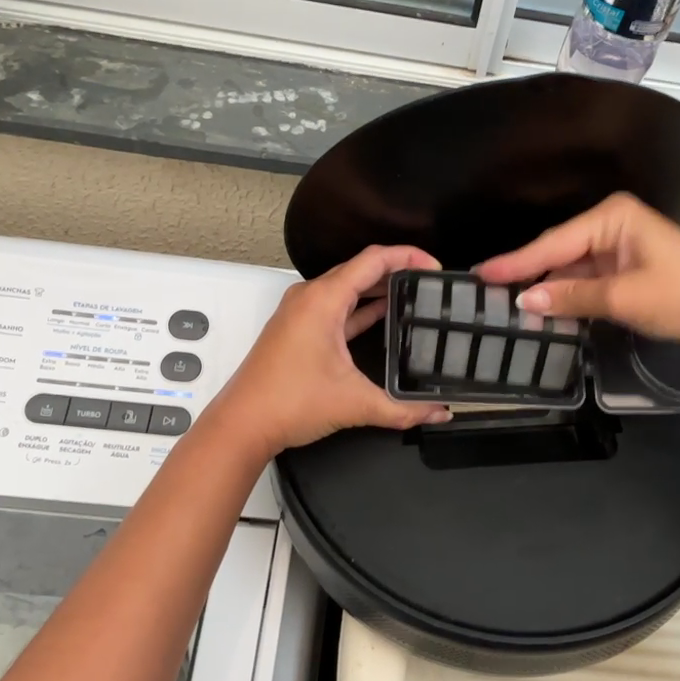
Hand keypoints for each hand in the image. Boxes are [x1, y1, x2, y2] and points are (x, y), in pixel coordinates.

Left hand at [206, 245, 450, 458]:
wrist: (242, 425)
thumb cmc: (282, 403)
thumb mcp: (355, 403)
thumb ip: (403, 408)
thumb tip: (437, 411)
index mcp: (323, 300)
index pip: (373, 259)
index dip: (408, 256)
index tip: (433, 264)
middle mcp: (309, 297)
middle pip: (361, 268)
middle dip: (397, 269)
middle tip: (428, 278)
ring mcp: (301, 312)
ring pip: (348, 286)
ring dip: (379, 286)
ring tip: (412, 292)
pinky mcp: (299, 328)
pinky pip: (336, 305)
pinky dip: (361, 305)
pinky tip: (382, 314)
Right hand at [476, 192, 679, 350]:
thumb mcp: (624, 299)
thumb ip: (571, 298)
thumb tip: (524, 302)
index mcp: (612, 216)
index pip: (553, 243)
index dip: (515, 263)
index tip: (480, 274)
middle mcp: (613, 224)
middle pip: (559, 252)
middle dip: (528, 275)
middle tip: (486, 294)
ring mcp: (622, 247)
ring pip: (572, 269)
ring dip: (549, 289)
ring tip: (508, 305)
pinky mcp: (630, 269)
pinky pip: (589, 280)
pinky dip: (570, 296)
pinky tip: (547, 310)